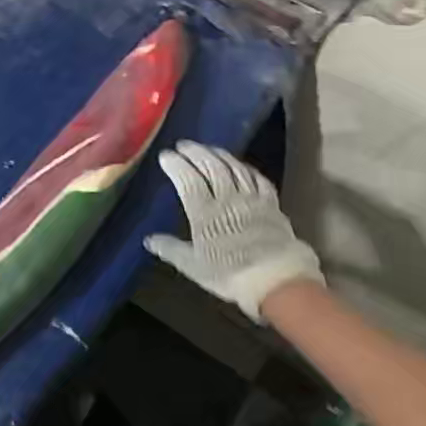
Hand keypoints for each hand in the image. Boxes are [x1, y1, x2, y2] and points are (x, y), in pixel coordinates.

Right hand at [143, 140, 322, 321]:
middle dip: (196, 153)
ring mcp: (253, 201)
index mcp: (205, 213)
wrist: (277, 281)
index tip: (165, 156)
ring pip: (236, 170)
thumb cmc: (228, 273)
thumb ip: (170, 248)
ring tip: (208, 149)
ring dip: (220, 156)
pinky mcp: (272, 206)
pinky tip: (240, 166)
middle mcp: (229, 200)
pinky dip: (246, 169)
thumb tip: (149, 239)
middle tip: (184, 145)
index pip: (188, 180)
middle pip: (212, 168)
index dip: (177, 166)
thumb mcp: (192, 265)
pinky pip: (258, 180)